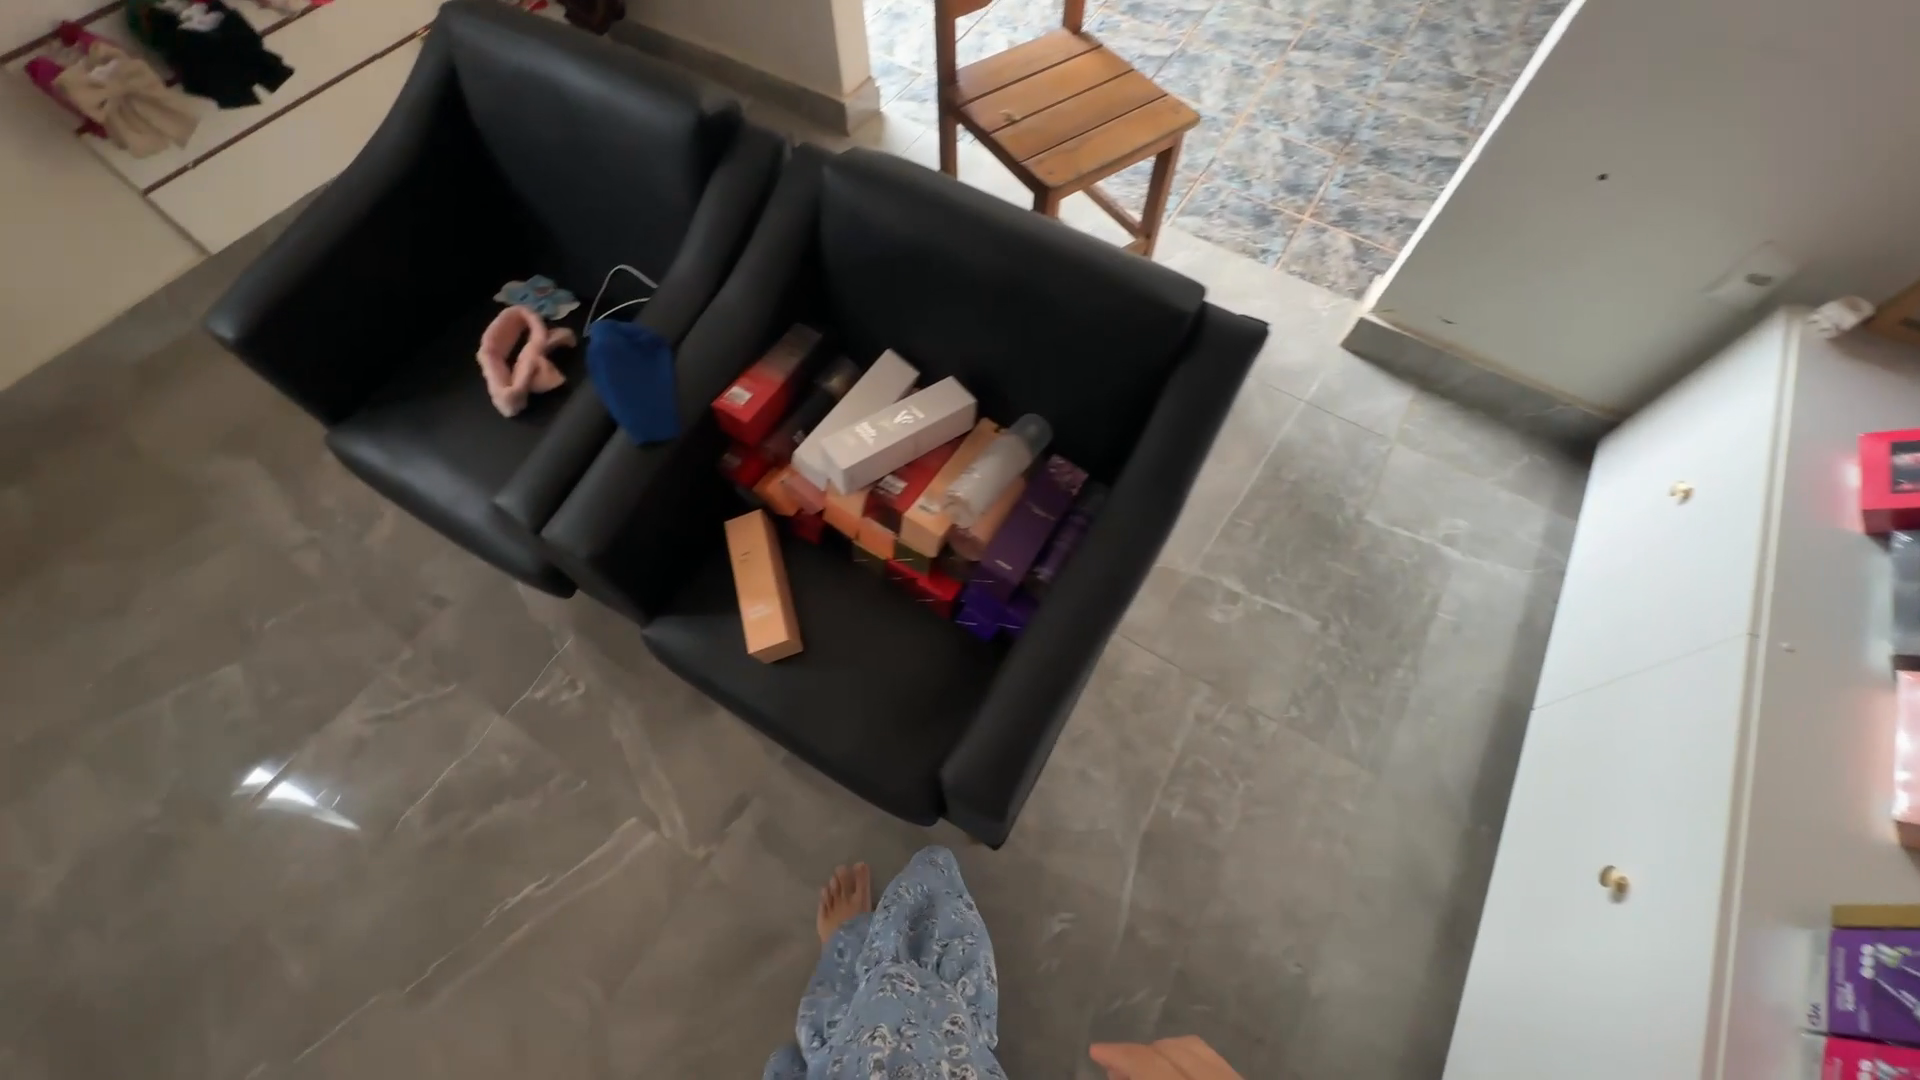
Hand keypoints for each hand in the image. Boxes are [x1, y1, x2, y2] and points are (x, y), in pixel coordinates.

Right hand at [1089, 1037, 1242, 1079]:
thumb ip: (1137, 1079)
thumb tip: (1115, 1071)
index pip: (1147, 1063)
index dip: (1118, 1054)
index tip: (1095, 1051)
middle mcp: (1216, 1076)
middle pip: (1171, 1049)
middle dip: (1140, 1054)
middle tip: (1115, 1068)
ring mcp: (1235, 1077)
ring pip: (1195, 1047)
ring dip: (1163, 1052)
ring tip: (1143, 1067)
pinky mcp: (1243, 1079)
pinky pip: (1213, 1058)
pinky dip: (1188, 1058)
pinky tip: (1175, 1071)